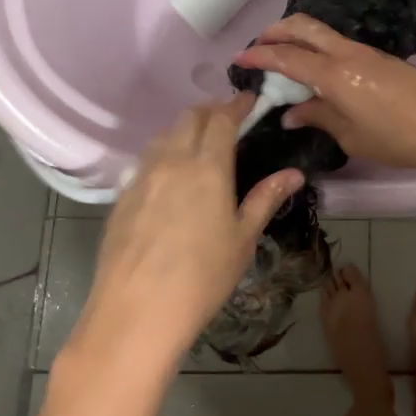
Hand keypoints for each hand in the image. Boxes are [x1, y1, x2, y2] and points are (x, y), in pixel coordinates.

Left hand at [68, 94, 303, 368]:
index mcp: (207, 167)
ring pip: (164, 134)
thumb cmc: (201, 279)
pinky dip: (163, 154)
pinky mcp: (121, 196)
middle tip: (228, 121)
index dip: (237, 104)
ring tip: (200, 146)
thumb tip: (294, 173)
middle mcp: (172, 161)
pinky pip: (145, 160)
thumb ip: (265, 200)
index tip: (251, 100)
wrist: (134, 315)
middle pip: (190, 117)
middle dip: (211, 111)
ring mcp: (142, 177)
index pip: (222, 118)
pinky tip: (170, 178)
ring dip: (185, 129)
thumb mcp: (242, 241)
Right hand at [233, 14, 415, 175]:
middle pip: (303, 27)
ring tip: (282, 59)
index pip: (287, 57)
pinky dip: (317, 48)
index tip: (238, 59)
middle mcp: (346, 53)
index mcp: (333, 73)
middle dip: (276, 31)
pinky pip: (337, 44)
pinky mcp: (379, 58)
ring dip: (297, 38)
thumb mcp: (352, 136)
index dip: (260, 56)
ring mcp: (365, 52)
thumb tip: (292, 113)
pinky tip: (315, 71)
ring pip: (322, 33)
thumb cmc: (398, 137)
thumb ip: (319, 118)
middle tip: (257, 47)